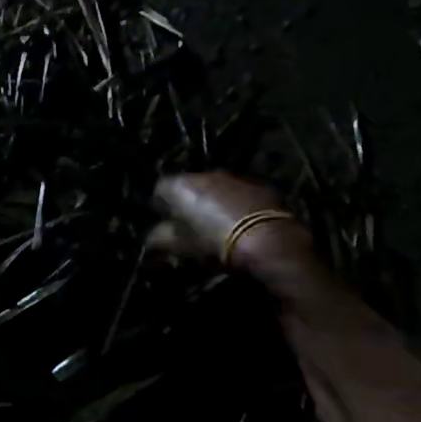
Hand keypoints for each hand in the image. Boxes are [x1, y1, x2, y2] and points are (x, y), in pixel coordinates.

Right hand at [149, 172, 309, 269]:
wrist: (269, 240)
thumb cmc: (215, 243)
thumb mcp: (181, 247)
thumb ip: (160, 239)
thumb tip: (152, 237)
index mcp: (181, 186)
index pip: (159, 190)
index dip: (160, 209)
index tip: (165, 226)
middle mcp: (206, 174)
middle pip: (188, 187)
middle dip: (187, 204)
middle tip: (190, 229)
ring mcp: (234, 177)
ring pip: (214, 189)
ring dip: (212, 203)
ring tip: (217, 228)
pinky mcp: (258, 185)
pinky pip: (237, 193)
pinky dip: (234, 205)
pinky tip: (239, 225)